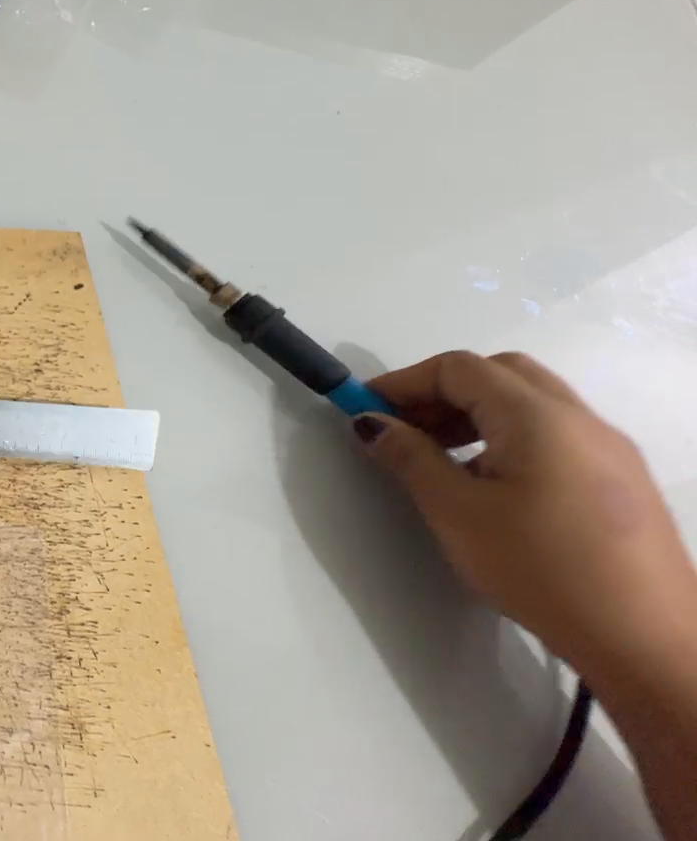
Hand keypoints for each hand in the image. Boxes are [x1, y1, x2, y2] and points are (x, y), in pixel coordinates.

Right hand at [358, 351, 696, 675]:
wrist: (648, 643)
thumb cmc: (540, 567)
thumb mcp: (455, 510)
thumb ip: (409, 456)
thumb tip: (371, 423)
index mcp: (540, 419)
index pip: (460, 369)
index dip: (403, 381)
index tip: (363, 410)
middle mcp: (582, 422)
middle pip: (500, 373)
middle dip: (441, 390)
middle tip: (402, 426)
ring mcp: (610, 451)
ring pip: (530, 402)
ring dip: (473, 412)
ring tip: (436, 456)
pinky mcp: (620, 481)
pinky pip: (553, 433)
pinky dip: (506, 435)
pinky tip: (485, 482)